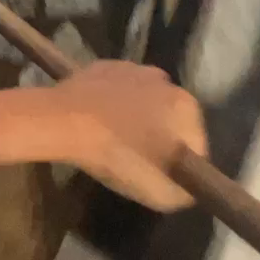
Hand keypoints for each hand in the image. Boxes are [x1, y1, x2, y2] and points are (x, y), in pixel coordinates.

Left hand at [51, 61, 206, 210]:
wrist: (64, 121)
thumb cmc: (119, 156)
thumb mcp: (164, 195)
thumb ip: (187, 190)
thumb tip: (187, 185)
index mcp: (187, 106)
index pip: (196, 145)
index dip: (182, 167)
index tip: (161, 176)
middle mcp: (164, 80)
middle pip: (170, 120)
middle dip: (160, 138)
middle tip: (137, 159)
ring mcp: (131, 67)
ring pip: (143, 102)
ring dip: (136, 118)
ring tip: (114, 139)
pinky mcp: (101, 65)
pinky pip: (116, 90)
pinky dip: (112, 102)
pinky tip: (98, 119)